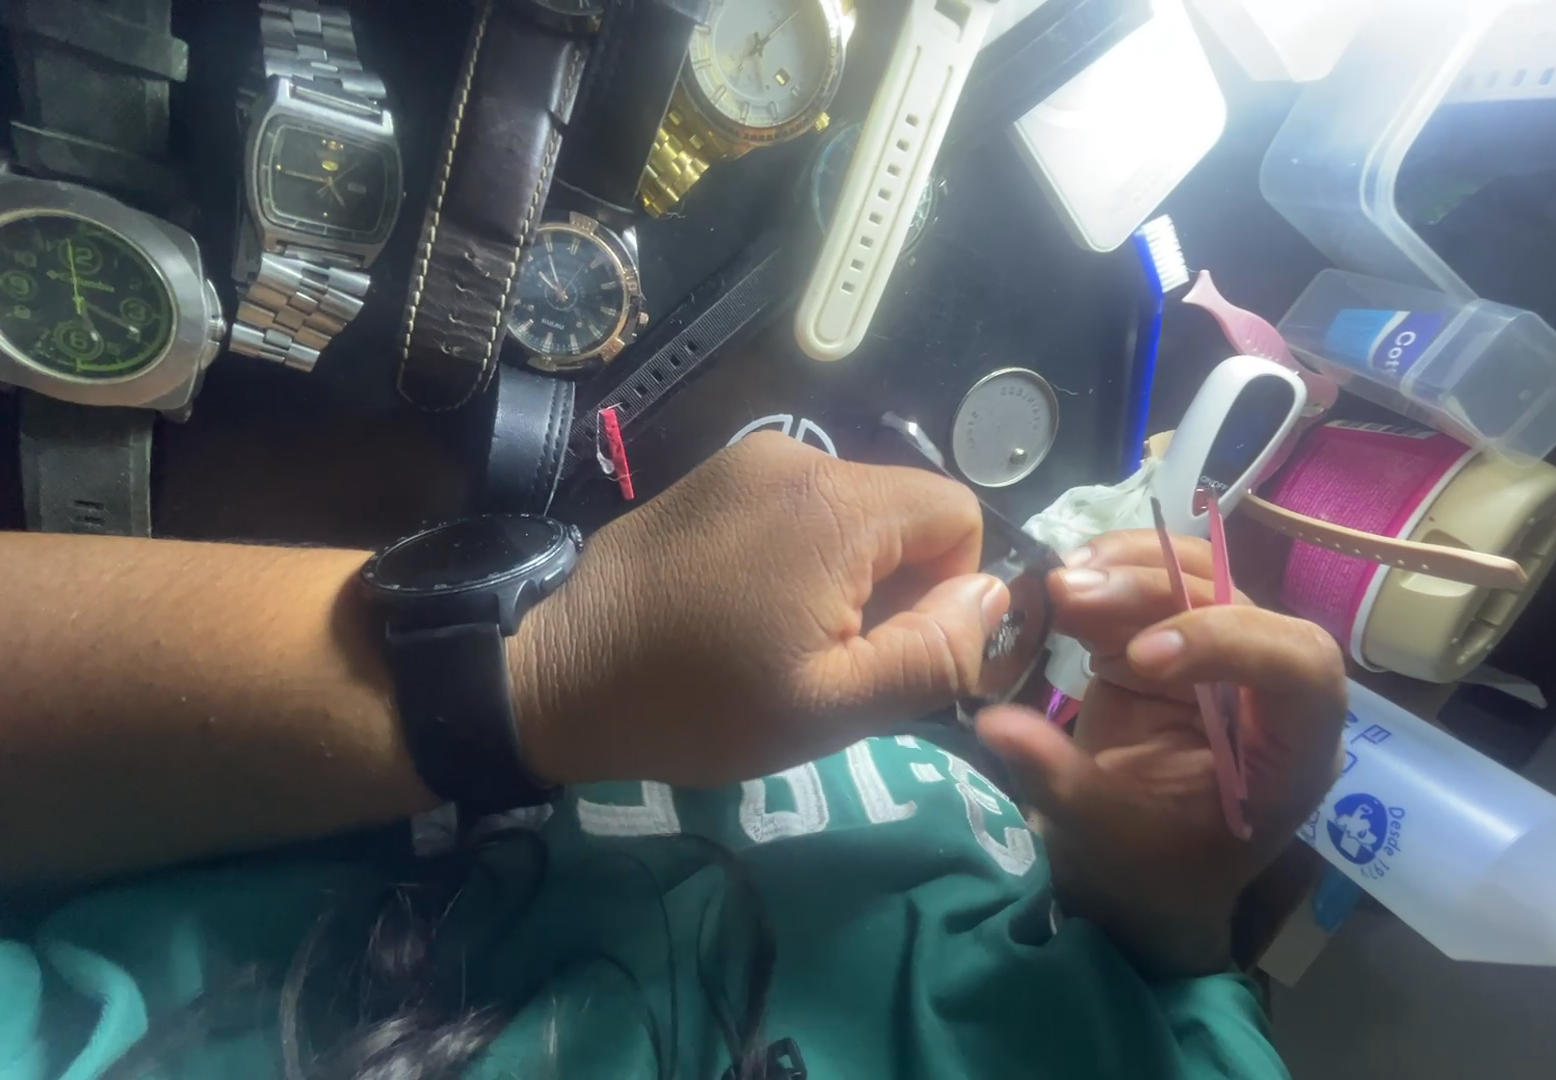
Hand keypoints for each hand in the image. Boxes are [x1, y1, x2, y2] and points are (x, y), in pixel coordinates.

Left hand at [511, 433, 1011, 788]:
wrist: (561, 676)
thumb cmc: (698, 703)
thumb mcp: (832, 705)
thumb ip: (934, 653)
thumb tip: (994, 598)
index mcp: (834, 504)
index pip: (957, 512)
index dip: (952, 586)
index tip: (896, 644)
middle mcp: (795, 456)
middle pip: (904, 511)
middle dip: (898, 584)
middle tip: (836, 652)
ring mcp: (747, 460)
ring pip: (855, 512)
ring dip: (851, 574)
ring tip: (787, 632)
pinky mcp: (715, 477)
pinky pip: (801, 507)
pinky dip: (806, 555)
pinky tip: (752, 604)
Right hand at [975, 530, 1345, 974]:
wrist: (1133, 860)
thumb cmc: (1146, 862)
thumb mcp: (1103, 830)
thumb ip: (1055, 774)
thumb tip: (990, 722)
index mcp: (1289, 745)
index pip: (1299, 666)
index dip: (1227, 641)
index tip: (1136, 658)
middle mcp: (1263, 685)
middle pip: (1235, 601)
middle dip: (1150, 588)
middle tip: (1066, 590)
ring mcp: (1214, 654)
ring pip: (1191, 574)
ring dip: (1123, 566)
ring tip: (1057, 579)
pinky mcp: (1165, 640)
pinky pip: (1144, 587)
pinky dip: (1101, 576)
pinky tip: (1056, 584)